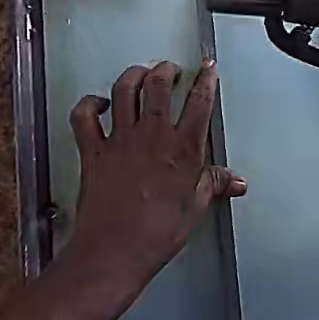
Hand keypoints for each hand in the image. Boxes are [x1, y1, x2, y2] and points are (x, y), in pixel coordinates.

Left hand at [65, 60, 245, 280]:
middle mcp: (152, 136)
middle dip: (166, 69)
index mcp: (183, 148)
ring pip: (124, 90)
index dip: (206, 79)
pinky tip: (97, 103)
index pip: (200, 101)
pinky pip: (84, 117)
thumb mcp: (196, 206)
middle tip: (171, 69)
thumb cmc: (157, 232)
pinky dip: (88, 104)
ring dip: (133, 75)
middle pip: (159, 84)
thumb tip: (234, 181)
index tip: (208, 69)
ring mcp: (120, 140)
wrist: (116, 250)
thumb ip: (214, 184)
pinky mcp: (93, 151)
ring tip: (140, 73)